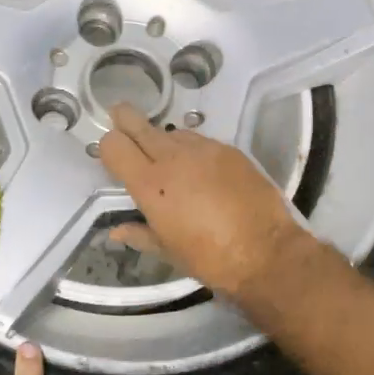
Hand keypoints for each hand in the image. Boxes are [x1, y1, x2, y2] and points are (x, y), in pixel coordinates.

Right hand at [98, 103, 312, 295]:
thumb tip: (116, 231)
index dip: (109, 146)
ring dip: (163, 140)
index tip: (112, 155)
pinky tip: (200, 170)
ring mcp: (203, 150)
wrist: (265, 252)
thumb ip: (138, 234)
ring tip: (168, 159)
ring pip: (171, 132)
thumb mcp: (167, 251)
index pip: (114, 145)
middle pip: (138, 124)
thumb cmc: (208, 258)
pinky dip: (192, 150)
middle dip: (125, 120)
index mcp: (149, 185)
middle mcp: (172, 158)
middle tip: (119, 116)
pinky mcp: (229, 150)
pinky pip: (200, 141)